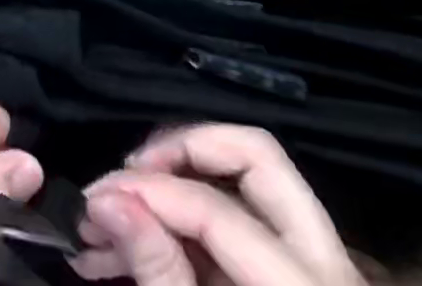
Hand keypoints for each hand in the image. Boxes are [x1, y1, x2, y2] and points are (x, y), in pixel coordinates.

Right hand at [71, 125, 366, 285]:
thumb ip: (159, 274)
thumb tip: (107, 200)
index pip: (217, 209)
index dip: (147, 193)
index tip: (92, 201)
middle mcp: (329, 268)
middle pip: (258, 158)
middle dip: (180, 149)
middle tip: (127, 171)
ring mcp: (317, 271)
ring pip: (250, 179)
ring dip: (170, 185)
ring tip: (106, 221)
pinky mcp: (290, 280)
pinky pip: (238, 221)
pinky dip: (178, 222)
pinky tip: (125, 248)